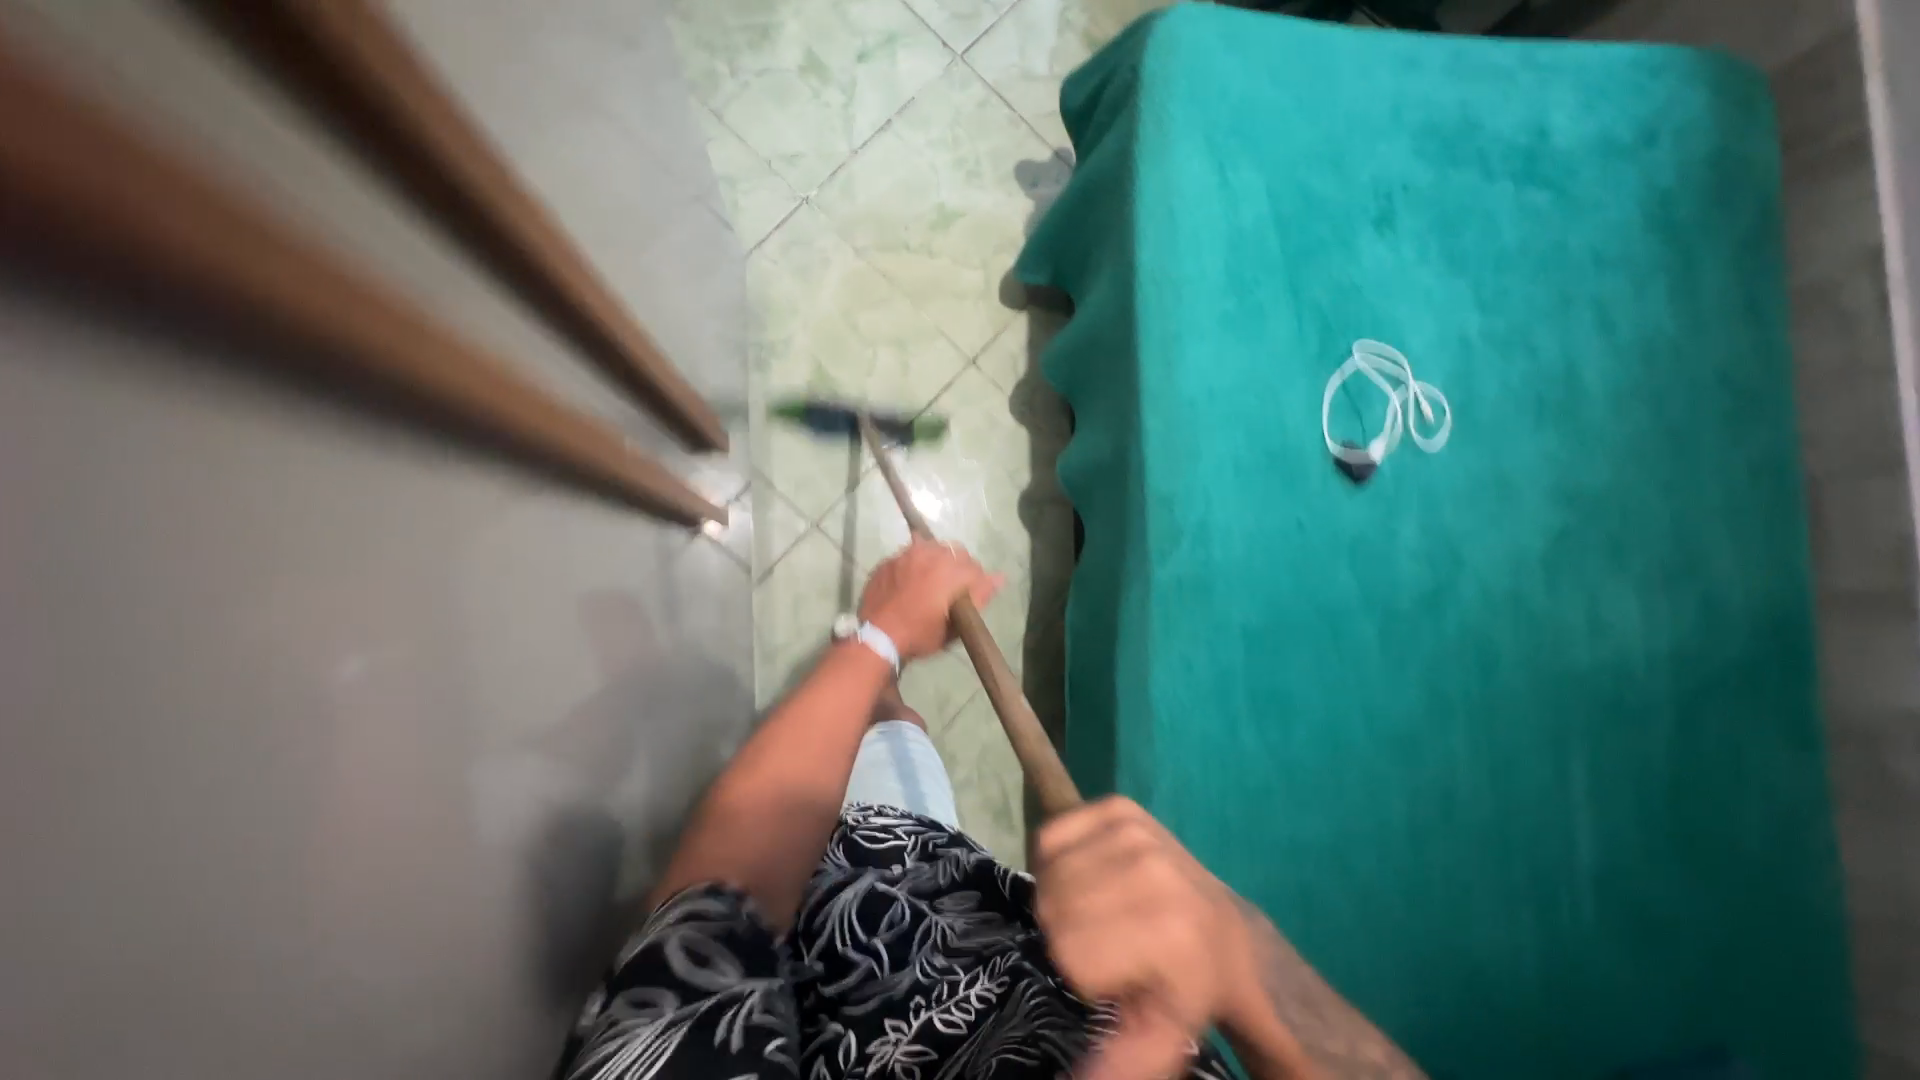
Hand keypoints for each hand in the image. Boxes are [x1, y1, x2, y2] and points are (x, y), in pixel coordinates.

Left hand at [857, 539, 1003, 661]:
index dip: (976, 582)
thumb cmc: (920, 635)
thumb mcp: (955, 625)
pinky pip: (907, 556)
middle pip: (954, 551)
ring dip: (934, 561)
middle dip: (956, 567)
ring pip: (929, 547)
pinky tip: (908, 584)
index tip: (968, 598)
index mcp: (950, 569)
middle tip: (950, 589)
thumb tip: (1000, 577)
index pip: (974, 567)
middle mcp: (929, 554)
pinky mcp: (887, 561)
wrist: (876, 637)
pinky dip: (912, 566)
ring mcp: (905, 555)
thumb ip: (980, 597)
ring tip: (929, 582)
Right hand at [1035, 797, 1269, 1079]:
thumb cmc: (1191, 985)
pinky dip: (1054, 861)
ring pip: (1048, 874)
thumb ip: (1123, 1059)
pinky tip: (1086, 878)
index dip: (1083, 976)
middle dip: (1069, 938)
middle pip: (1055, 911)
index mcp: (1164, 927)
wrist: (1227, 931)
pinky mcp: (1119, 807)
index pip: (1071, 954)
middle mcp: (1149, 869)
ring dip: (1060, 900)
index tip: (1114, 979)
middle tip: (1104, 945)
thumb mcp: (1165, 1033)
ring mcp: (1133, 830)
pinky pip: (1049, 834)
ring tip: (1097, 914)